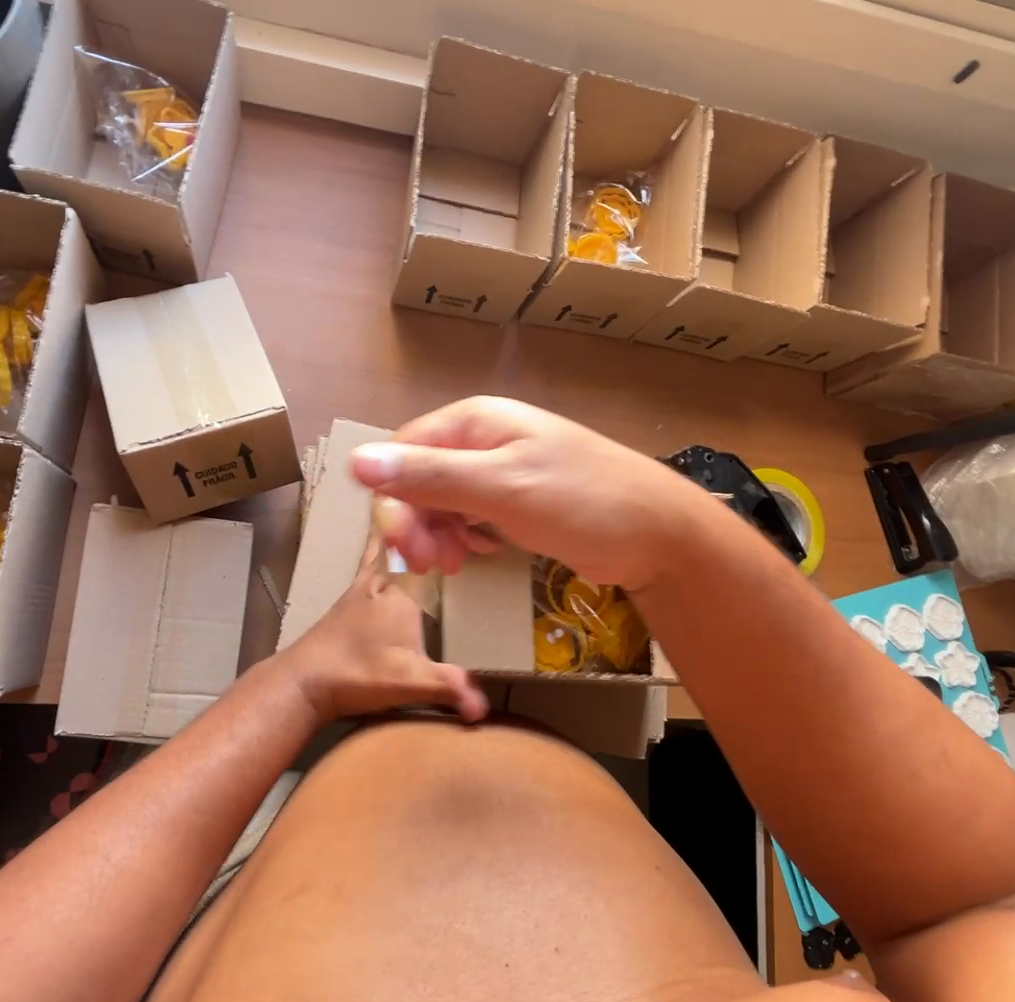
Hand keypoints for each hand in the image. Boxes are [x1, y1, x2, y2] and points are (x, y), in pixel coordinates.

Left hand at [281, 537, 488, 722]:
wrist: (303, 682)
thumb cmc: (358, 674)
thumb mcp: (411, 683)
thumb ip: (450, 687)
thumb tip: (483, 709)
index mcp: (402, 591)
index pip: (428, 548)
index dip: (446, 532)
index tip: (467, 521)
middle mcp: (380, 581)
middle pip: (403, 540)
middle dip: (425, 528)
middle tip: (450, 518)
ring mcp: (359, 590)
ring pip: (382, 550)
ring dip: (400, 539)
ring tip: (422, 524)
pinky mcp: (345, 604)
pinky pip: (369, 566)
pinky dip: (379, 555)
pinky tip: (384, 563)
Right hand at [350, 396, 709, 589]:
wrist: (657, 533)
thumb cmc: (583, 501)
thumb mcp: (502, 488)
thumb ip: (432, 476)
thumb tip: (357, 462)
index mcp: (475, 422)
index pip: (405, 453)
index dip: (393, 499)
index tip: (401, 546)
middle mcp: (484, 440)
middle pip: (421, 478)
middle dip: (416, 522)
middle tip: (427, 566)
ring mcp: (502, 471)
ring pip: (443, 501)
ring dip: (437, 534)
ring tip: (452, 566)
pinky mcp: (517, 502)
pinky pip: (470, 515)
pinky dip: (462, 537)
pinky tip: (474, 555)